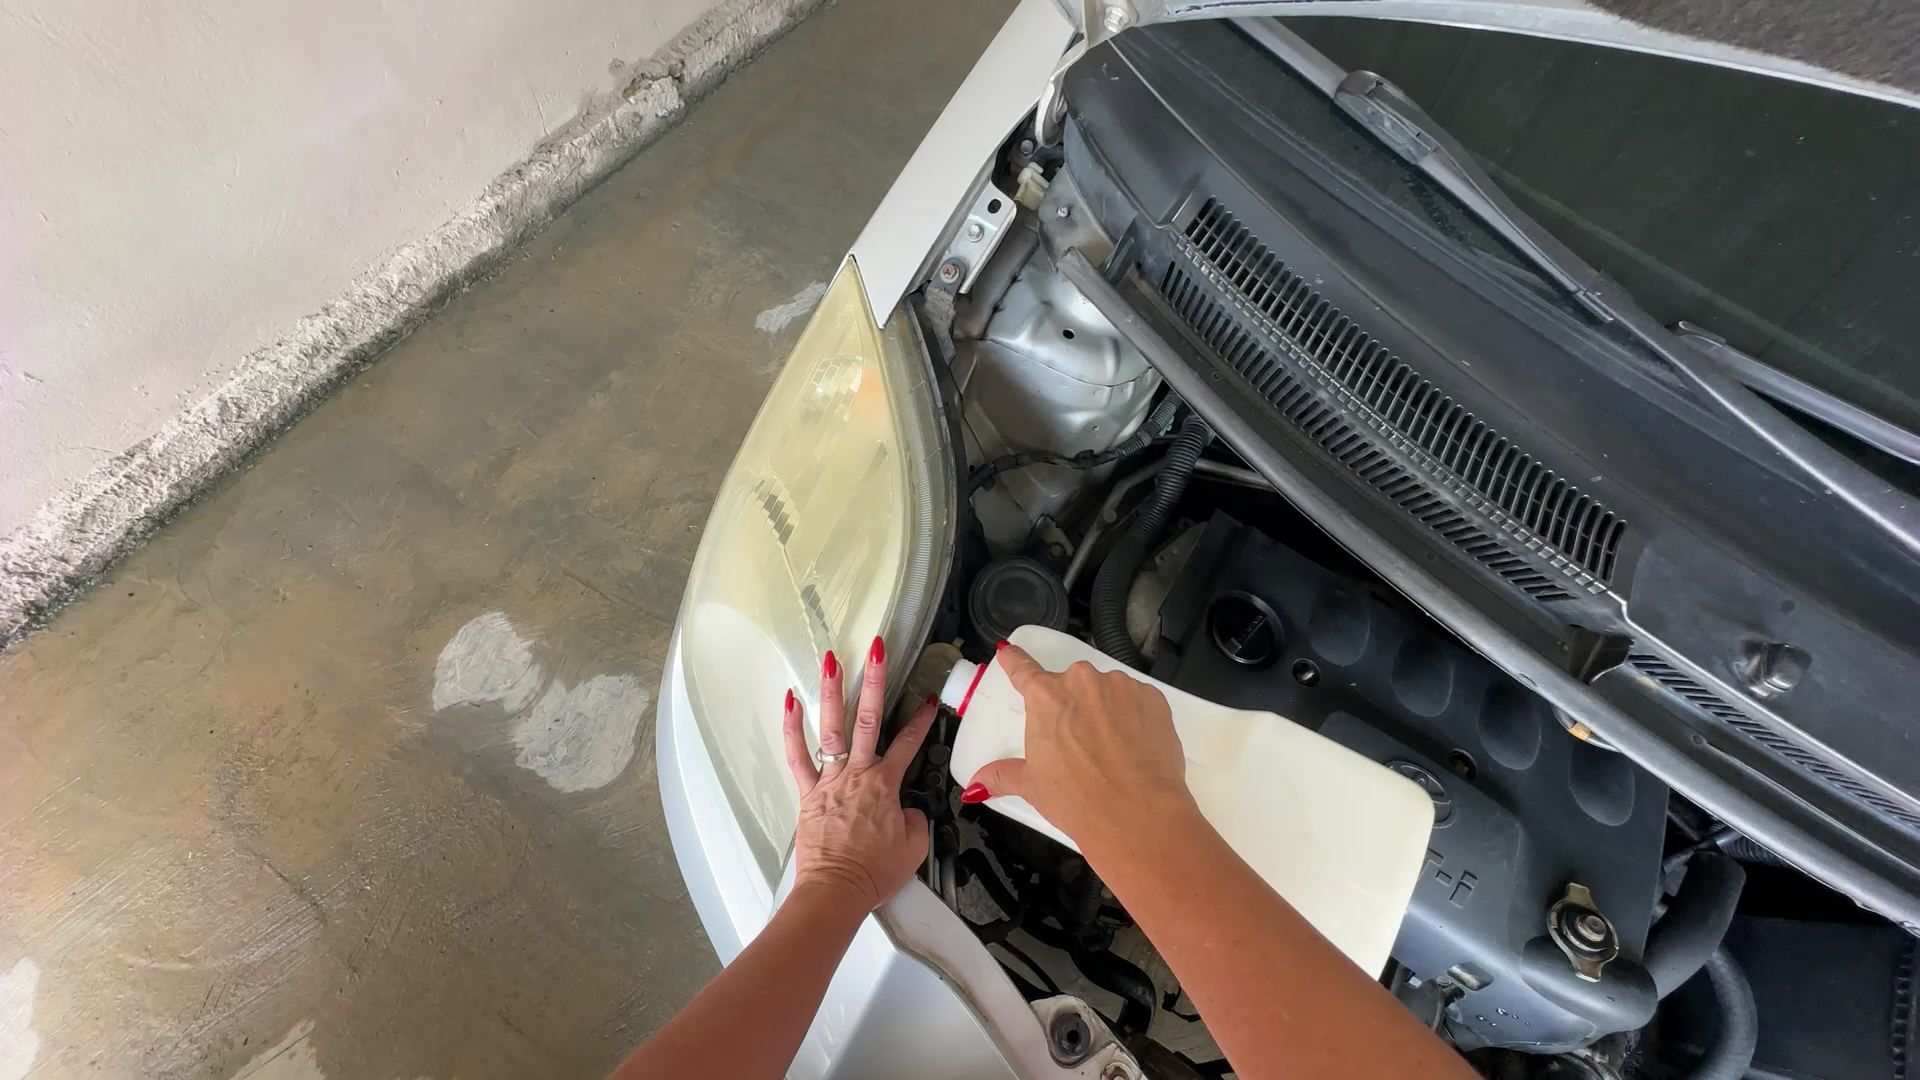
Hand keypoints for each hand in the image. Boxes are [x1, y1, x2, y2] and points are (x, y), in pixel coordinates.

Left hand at [782, 636, 934, 911]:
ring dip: (831, 691)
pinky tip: (789, 699)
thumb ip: (914, 818)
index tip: (928, 700)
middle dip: (875, 680)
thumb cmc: (875, 873)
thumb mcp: (913, 846)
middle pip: (869, 719)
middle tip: (877, 648)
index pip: (909, 744)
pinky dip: (792, 727)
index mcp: (886, 785)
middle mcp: (858, 773)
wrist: (836, 893)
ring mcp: (829, 779)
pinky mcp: (807, 792)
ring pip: (832, 728)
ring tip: (831, 659)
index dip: (921, 720)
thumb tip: (904, 808)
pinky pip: (797, 756)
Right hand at [966, 644, 1197, 851]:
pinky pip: (1137, 701)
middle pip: (1071, 686)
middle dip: (1073, 708)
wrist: (1138, 814)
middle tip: (1078, 743)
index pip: (1023, 669)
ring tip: (1110, 750)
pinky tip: (1134, 748)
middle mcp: (1082, 681)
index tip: (1009, 653)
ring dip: (1105, 711)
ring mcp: (1120, 686)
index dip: (1014, 661)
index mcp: (1046, 696)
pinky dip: (1134, 718)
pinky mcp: (1153, 697)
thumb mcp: (1033, 786)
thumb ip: (1003, 775)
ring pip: (1106, 692)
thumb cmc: (1078, 799)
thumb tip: (977, 784)